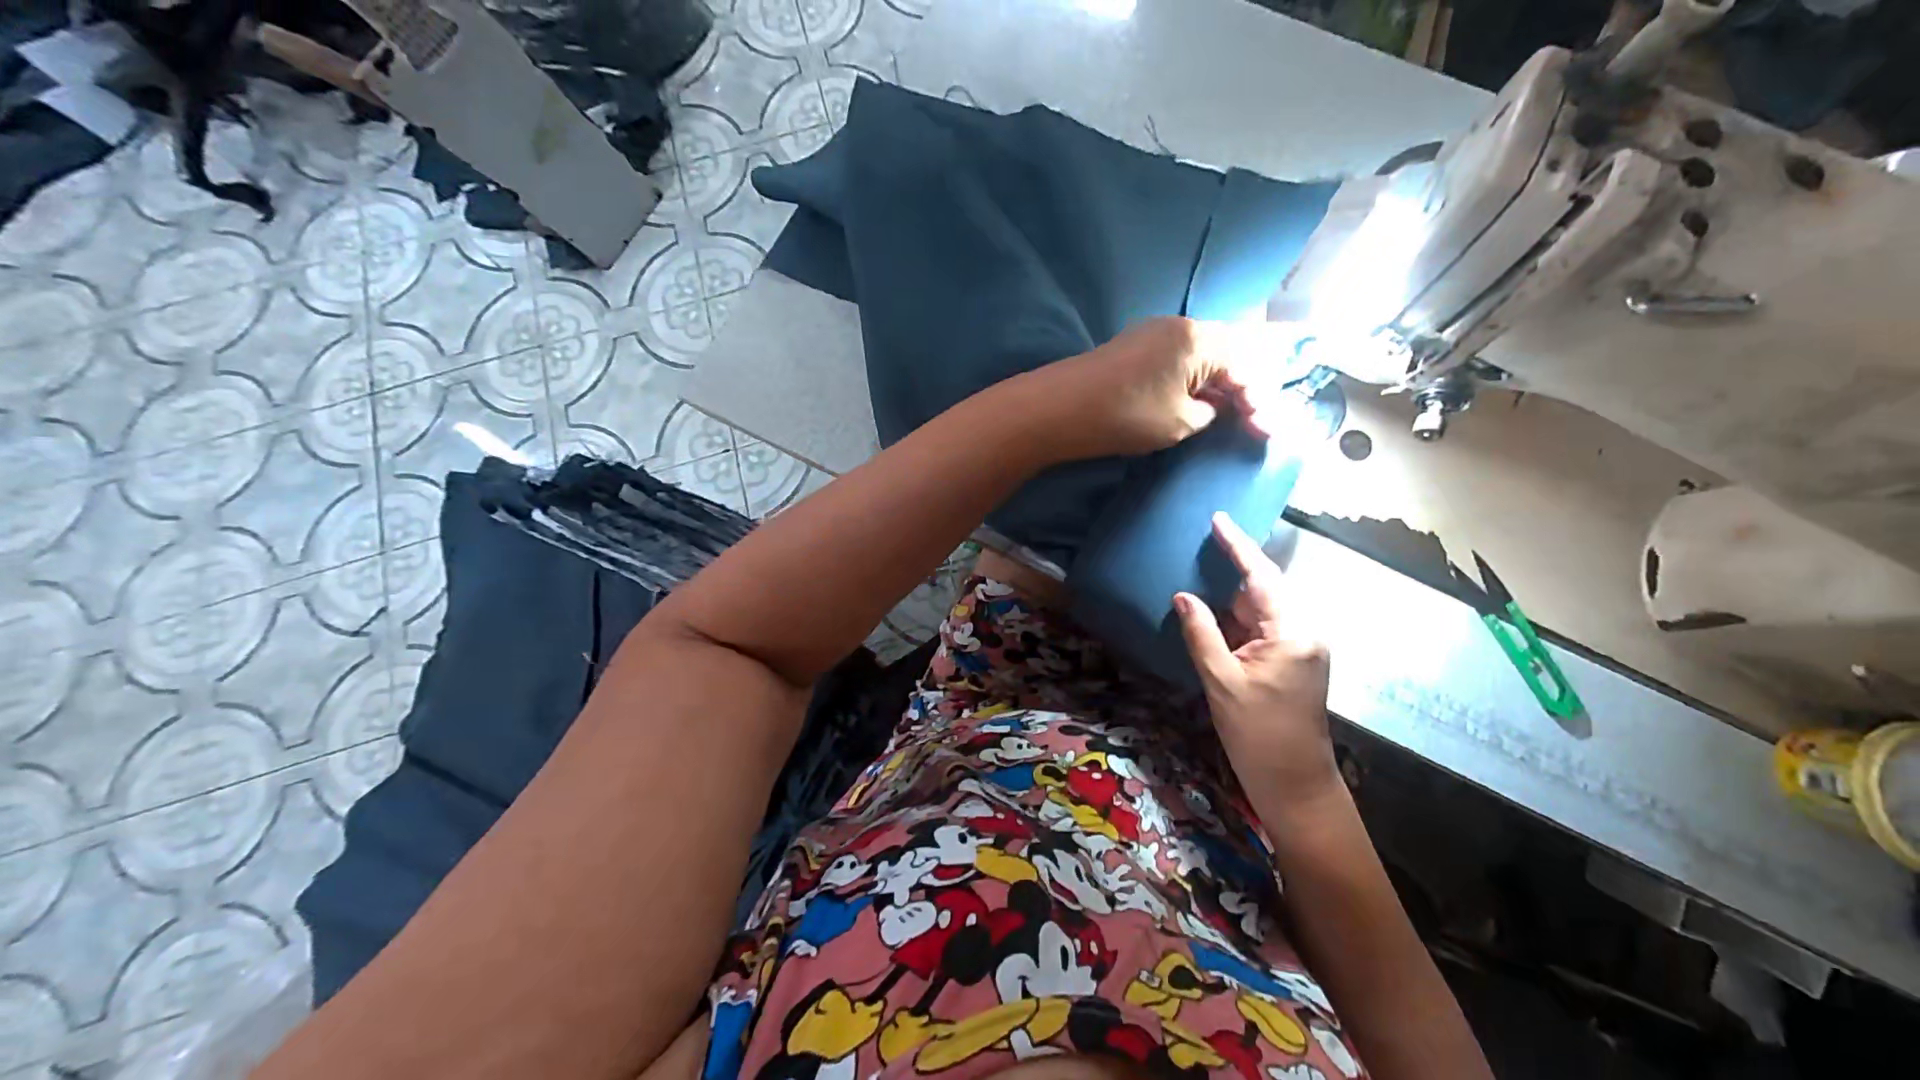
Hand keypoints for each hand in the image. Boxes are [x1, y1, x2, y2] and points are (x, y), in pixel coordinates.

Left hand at [1014, 317, 1274, 461]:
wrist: (1058, 409)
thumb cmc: (1126, 415)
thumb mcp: (1180, 421)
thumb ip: (1209, 411)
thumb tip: (1213, 404)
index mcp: (1199, 338)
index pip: (1245, 364)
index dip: (1257, 400)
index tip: (1264, 431)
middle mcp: (1179, 326)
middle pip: (1225, 355)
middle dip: (1240, 388)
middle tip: (1249, 421)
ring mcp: (1151, 334)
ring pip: (1199, 357)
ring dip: (1214, 385)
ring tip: (1223, 415)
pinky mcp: (1131, 348)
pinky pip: (1174, 361)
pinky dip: (1189, 381)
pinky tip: (1190, 402)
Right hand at [1174, 513, 1339, 812]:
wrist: (1294, 783)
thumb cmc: (1257, 734)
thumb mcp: (1221, 681)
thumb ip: (1202, 633)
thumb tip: (1183, 595)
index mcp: (1292, 633)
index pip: (1261, 578)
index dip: (1238, 547)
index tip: (1218, 520)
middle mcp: (1303, 633)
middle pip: (1263, 590)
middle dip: (1231, 570)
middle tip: (1200, 545)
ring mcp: (1300, 648)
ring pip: (1260, 610)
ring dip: (1230, 598)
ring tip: (1198, 575)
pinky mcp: (1292, 662)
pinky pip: (1261, 629)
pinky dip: (1236, 621)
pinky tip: (1211, 614)